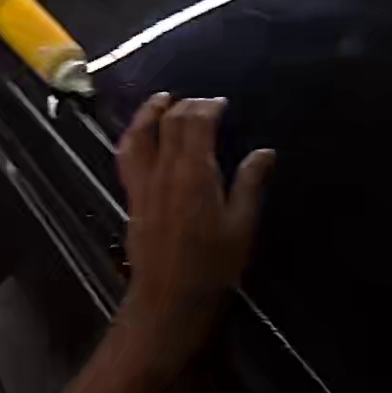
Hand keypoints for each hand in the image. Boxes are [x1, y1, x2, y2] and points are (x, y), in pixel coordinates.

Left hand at [115, 94, 273, 344]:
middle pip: (170, 123)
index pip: (196, 125)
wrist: (169, 294)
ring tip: (164, 98)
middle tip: (203, 102)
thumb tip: (265, 152)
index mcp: (194, 173)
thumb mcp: (241, 225)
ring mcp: (143, 178)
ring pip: (142, 132)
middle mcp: (164, 168)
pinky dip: (132, 135)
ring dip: (152, 111)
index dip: (207, 108)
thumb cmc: (213, 264)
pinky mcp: (131, 191)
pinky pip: (126, 154)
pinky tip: (137, 130)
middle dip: (186, 106)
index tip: (220, 103)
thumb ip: (250, 184)